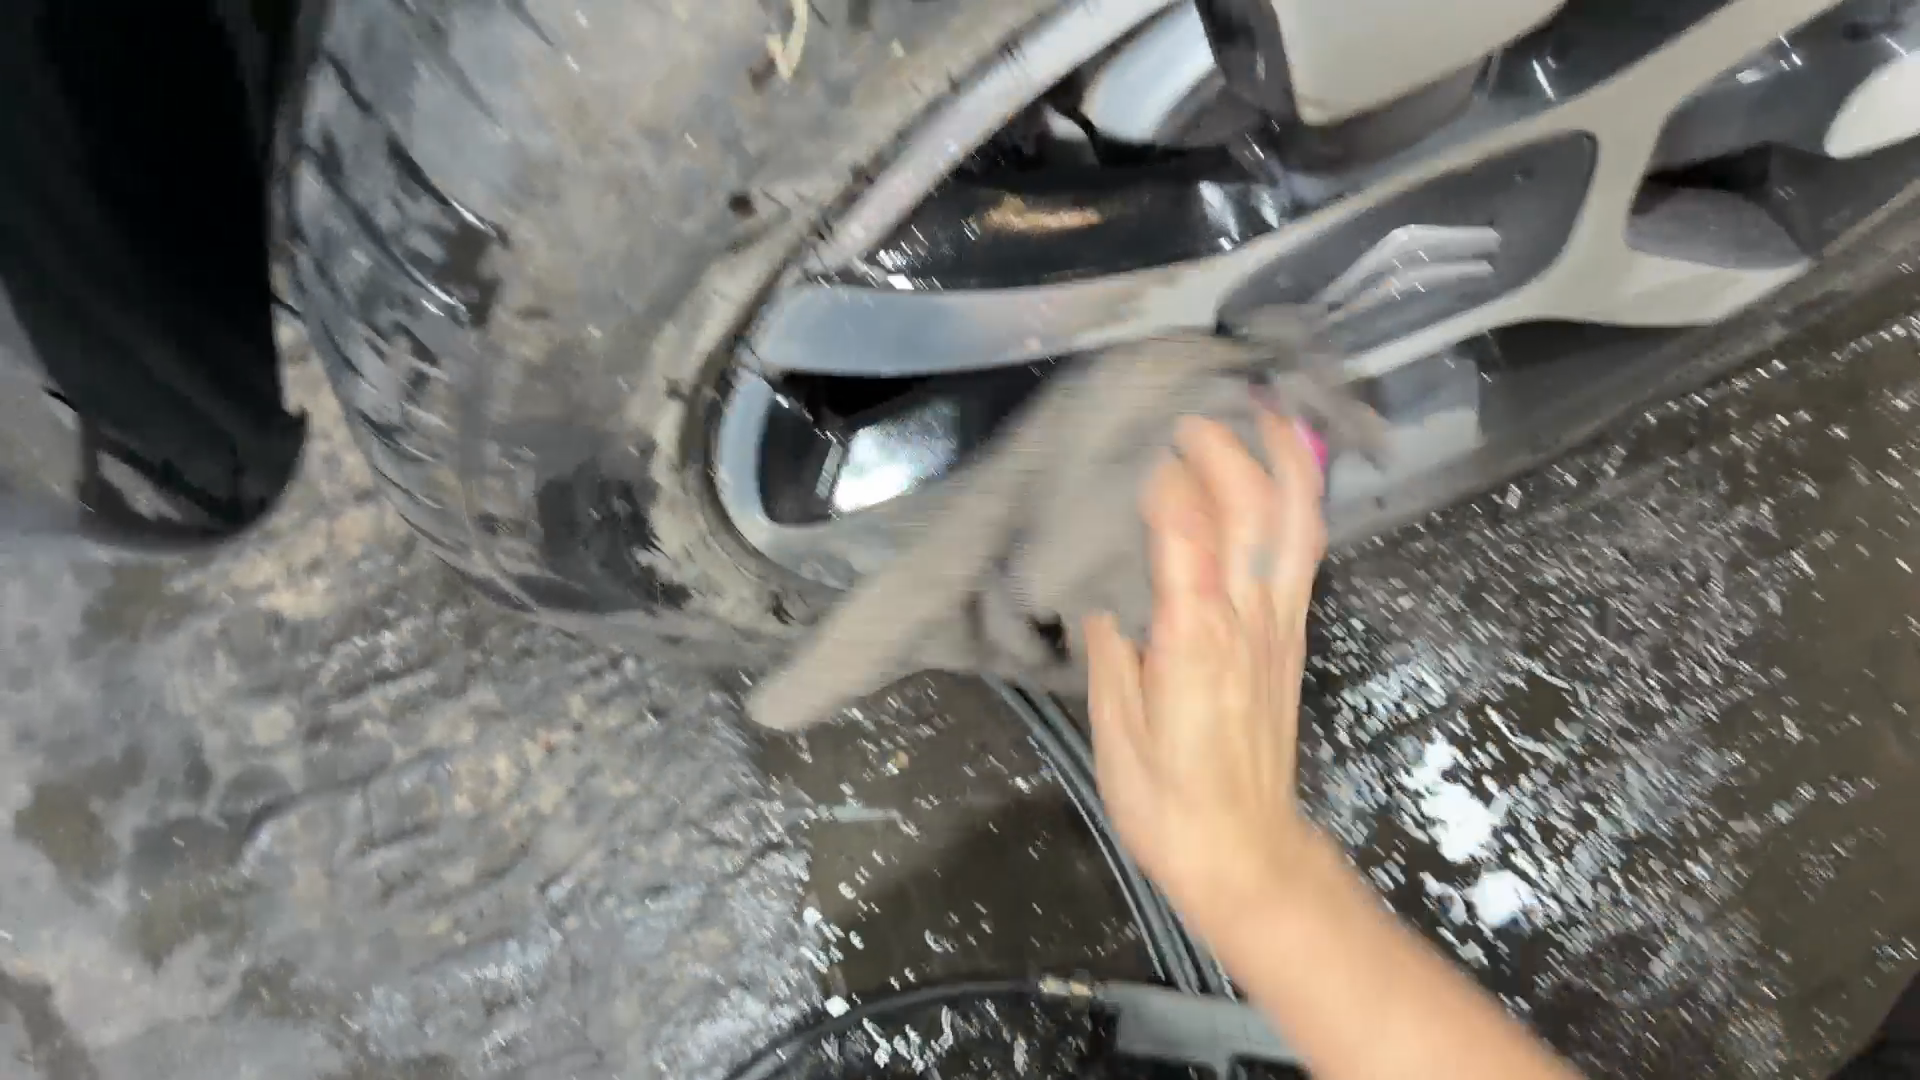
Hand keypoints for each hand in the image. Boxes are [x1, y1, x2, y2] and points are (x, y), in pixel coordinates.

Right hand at [1081, 412, 1326, 928]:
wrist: (1243, 850)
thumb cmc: (1165, 797)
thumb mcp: (1115, 730)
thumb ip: (1112, 654)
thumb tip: (1107, 604)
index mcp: (1192, 638)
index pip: (1187, 533)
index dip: (1169, 483)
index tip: (1145, 452)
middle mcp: (1246, 619)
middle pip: (1252, 512)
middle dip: (1228, 451)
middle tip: (1195, 417)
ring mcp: (1280, 625)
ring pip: (1297, 525)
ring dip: (1287, 462)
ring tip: (1269, 414)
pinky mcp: (1294, 636)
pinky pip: (1306, 555)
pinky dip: (1303, 503)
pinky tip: (1289, 478)